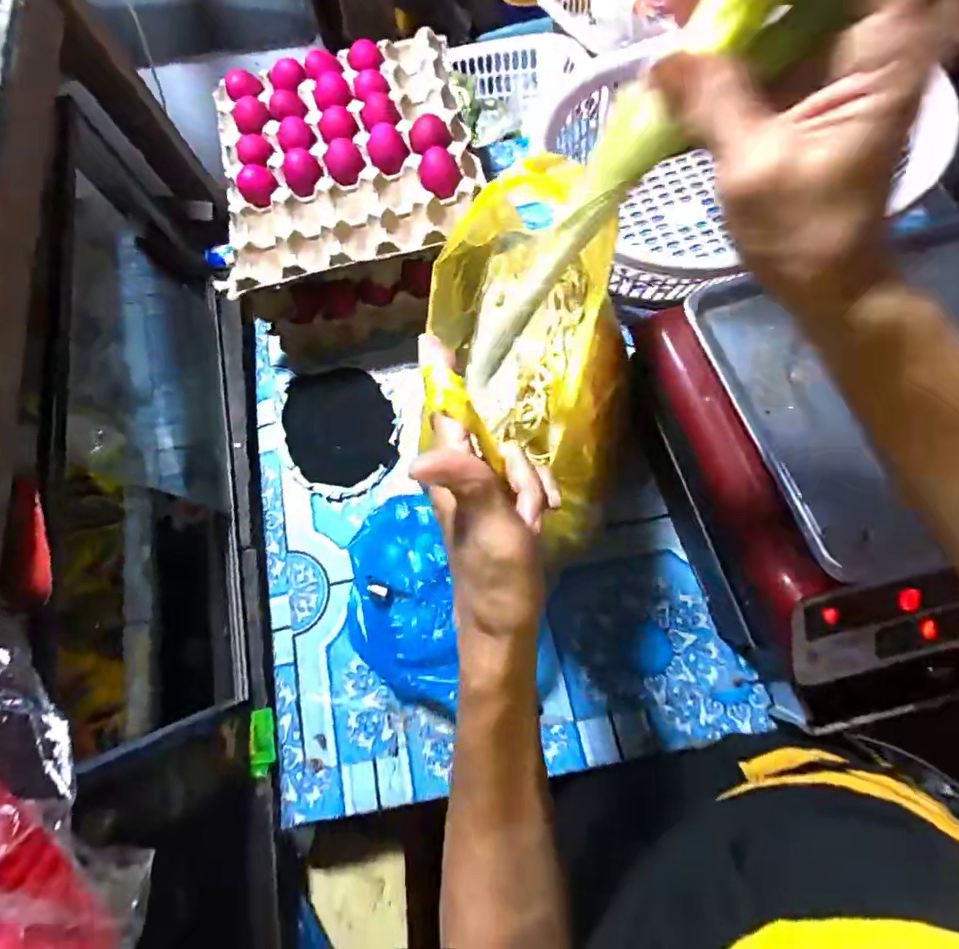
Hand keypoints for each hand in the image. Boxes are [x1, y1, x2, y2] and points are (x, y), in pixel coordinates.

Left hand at [411, 336, 558, 647]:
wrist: (506, 620)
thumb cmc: (492, 573)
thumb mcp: (483, 521)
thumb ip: (463, 480)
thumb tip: (418, 458)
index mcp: (449, 471)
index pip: (442, 412)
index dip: (439, 375)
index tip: (432, 339)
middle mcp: (461, 473)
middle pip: (490, 435)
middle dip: (516, 467)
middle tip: (523, 506)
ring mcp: (483, 489)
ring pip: (515, 460)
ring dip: (530, 488)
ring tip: (530, 522)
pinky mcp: (503, 504)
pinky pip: (527, 482)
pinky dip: (537, 498)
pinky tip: (539, 523)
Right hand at [650, 0, 952, 318]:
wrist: (825, 272)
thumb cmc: (804, 230)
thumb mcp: (754, 168)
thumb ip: (714, 102)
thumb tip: (661, 57)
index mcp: (891, 45)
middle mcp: (877, 27)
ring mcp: (843, 45)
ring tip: (675, 18)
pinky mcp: (811, 68)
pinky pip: (776, 18)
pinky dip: (730, 23)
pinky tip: (688, 46)